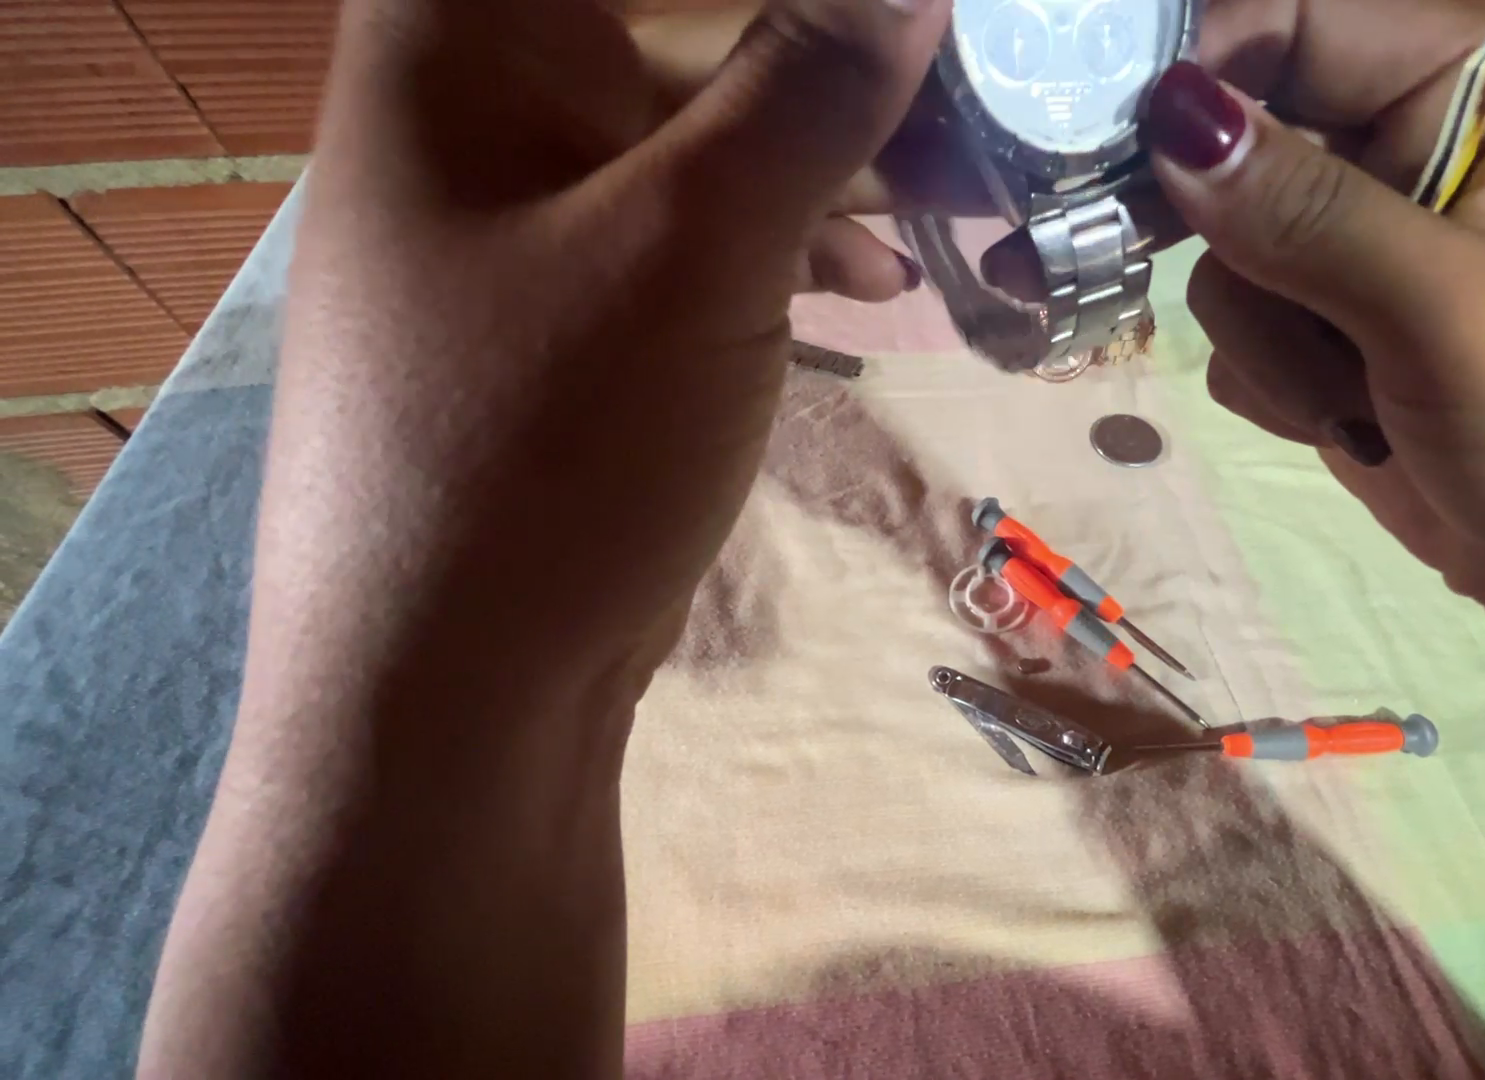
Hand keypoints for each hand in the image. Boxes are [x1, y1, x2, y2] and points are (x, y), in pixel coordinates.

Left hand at [263, 0, 948, 697]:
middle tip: (964, 125)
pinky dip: (795, 251)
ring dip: (838, 173)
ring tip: (944, 208)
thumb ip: (806, 97)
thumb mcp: (697, 248)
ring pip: (720, 146)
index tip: (929, 38)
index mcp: (470, 30)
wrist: (470, 674)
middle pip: (702, 39)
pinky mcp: (592, 314)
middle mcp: (494, 102)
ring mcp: (542, 218)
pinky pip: (710, 240)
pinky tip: (868, 286)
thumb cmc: (559, 442)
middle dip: (845, 82)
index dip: (819, 7)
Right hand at [1142, 1, 1484, 610]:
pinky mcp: (1332, 346)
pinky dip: (1273, 387)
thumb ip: (1311, 214)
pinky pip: (1241, 342)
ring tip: (1354, 405)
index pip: (1309, 26)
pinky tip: (1345, 424)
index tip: (1126, 148)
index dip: (1210, 75)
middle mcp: (1414, 165)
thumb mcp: (1455, 309)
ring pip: (1230, 270)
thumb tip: (1176, 122)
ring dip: (1271, 348)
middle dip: (1231, 247)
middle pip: (1246, 160)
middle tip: (1185, 288)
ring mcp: (1365, 265)